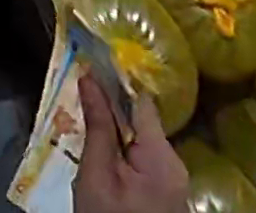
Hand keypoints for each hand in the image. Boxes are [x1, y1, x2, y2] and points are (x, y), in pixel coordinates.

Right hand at [73, 75, 188, 212]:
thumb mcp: (96, 174)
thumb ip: (97, 125)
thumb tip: (89, 78)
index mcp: (162, 157)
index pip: (141, 101)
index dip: (116, 80)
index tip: (90, 61)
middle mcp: (175, 164)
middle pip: (141, 119)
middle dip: (111, 104)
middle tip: (81, 87)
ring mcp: (173, 182)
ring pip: (140, 137)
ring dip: (114, 126)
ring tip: (85, 111)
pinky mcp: (165, 195)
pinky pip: (143, 157)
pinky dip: (122, 146)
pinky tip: (100, 144)